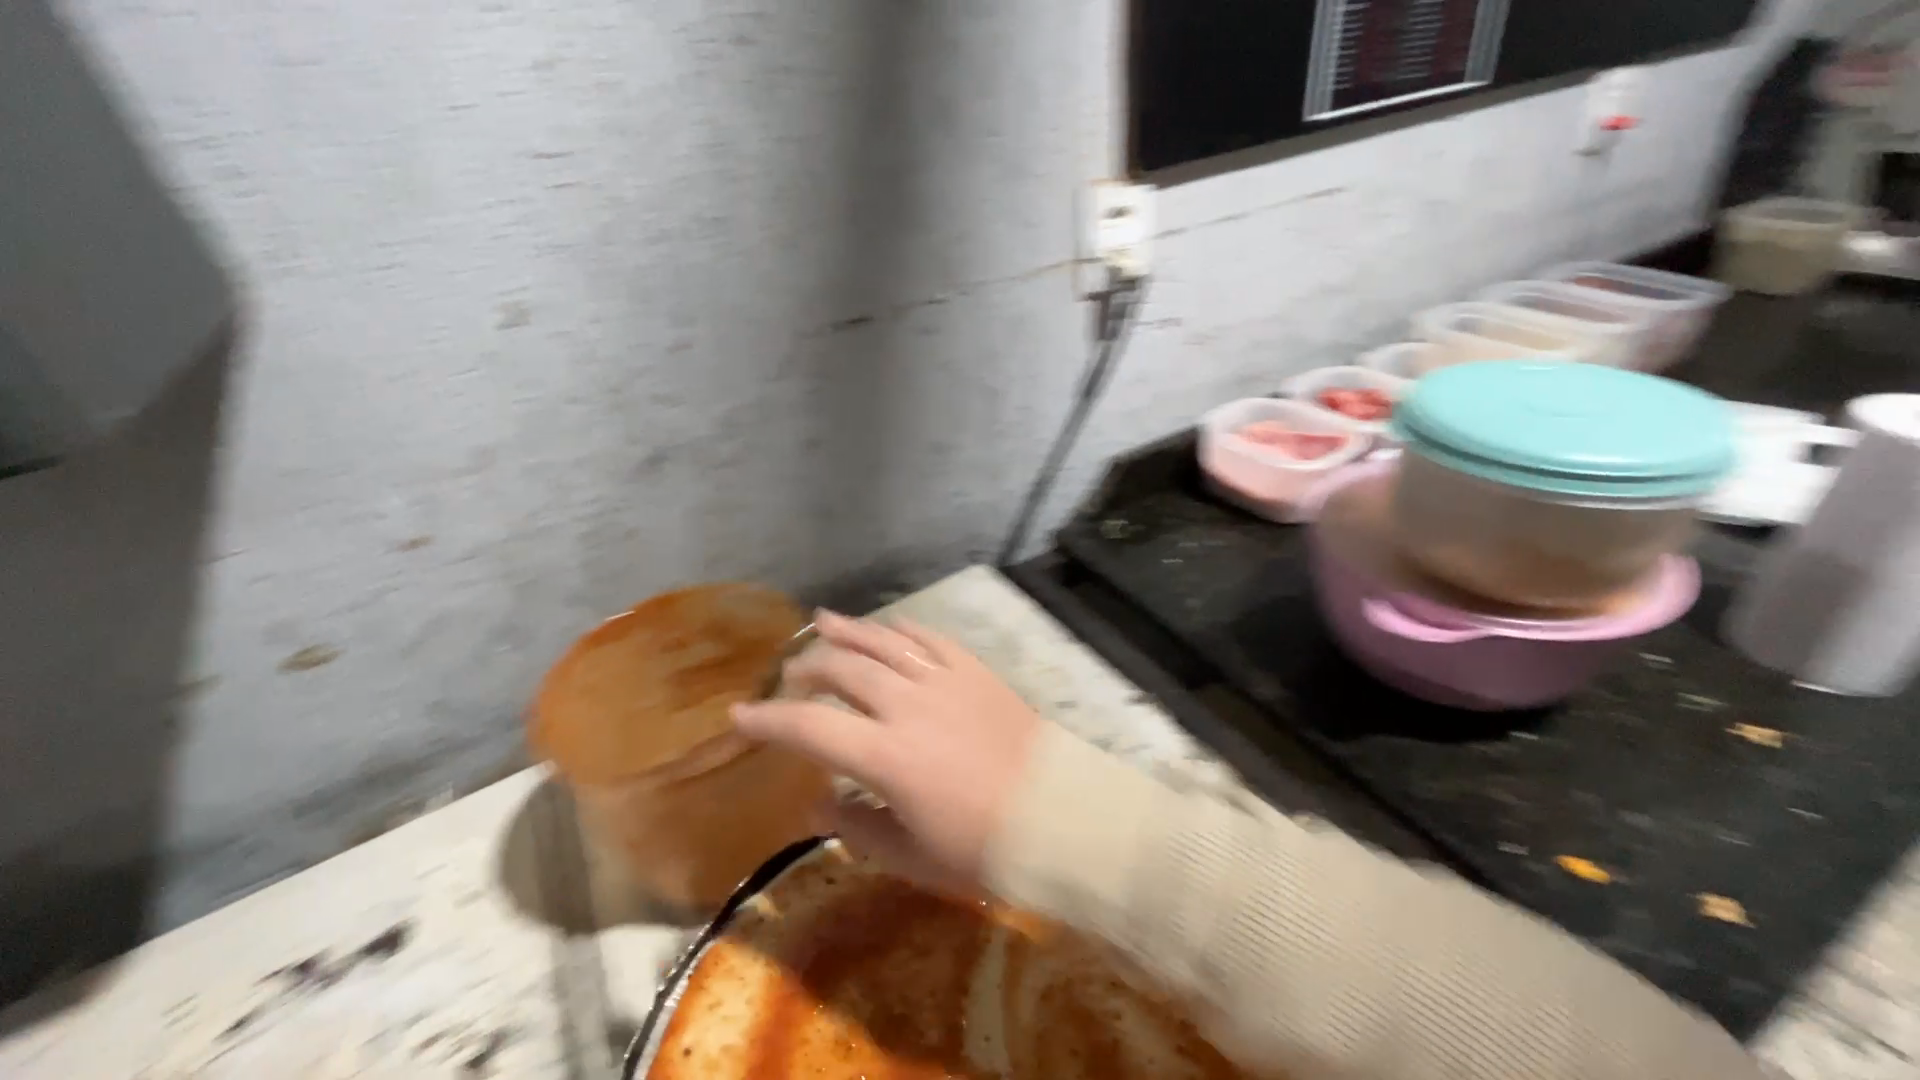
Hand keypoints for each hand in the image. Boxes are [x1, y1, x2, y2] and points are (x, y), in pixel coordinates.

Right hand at [731, 610, 1041, 891]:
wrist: (1062, 819)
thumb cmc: (984, 850)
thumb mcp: (911, 855)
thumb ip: (857, 827)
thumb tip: (819, 804)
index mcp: (887, 756)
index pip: (810, 727)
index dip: (768, 719)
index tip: (739, 715)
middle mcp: (908, 706)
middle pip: (842, 671)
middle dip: (807, 669)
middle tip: (790, 677)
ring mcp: (945, 683)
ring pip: (883, 644)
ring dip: (847, 632)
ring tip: (820, 622)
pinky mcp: (976, 673)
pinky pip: (931, 640)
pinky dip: (903, 630)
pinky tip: (887, 627)